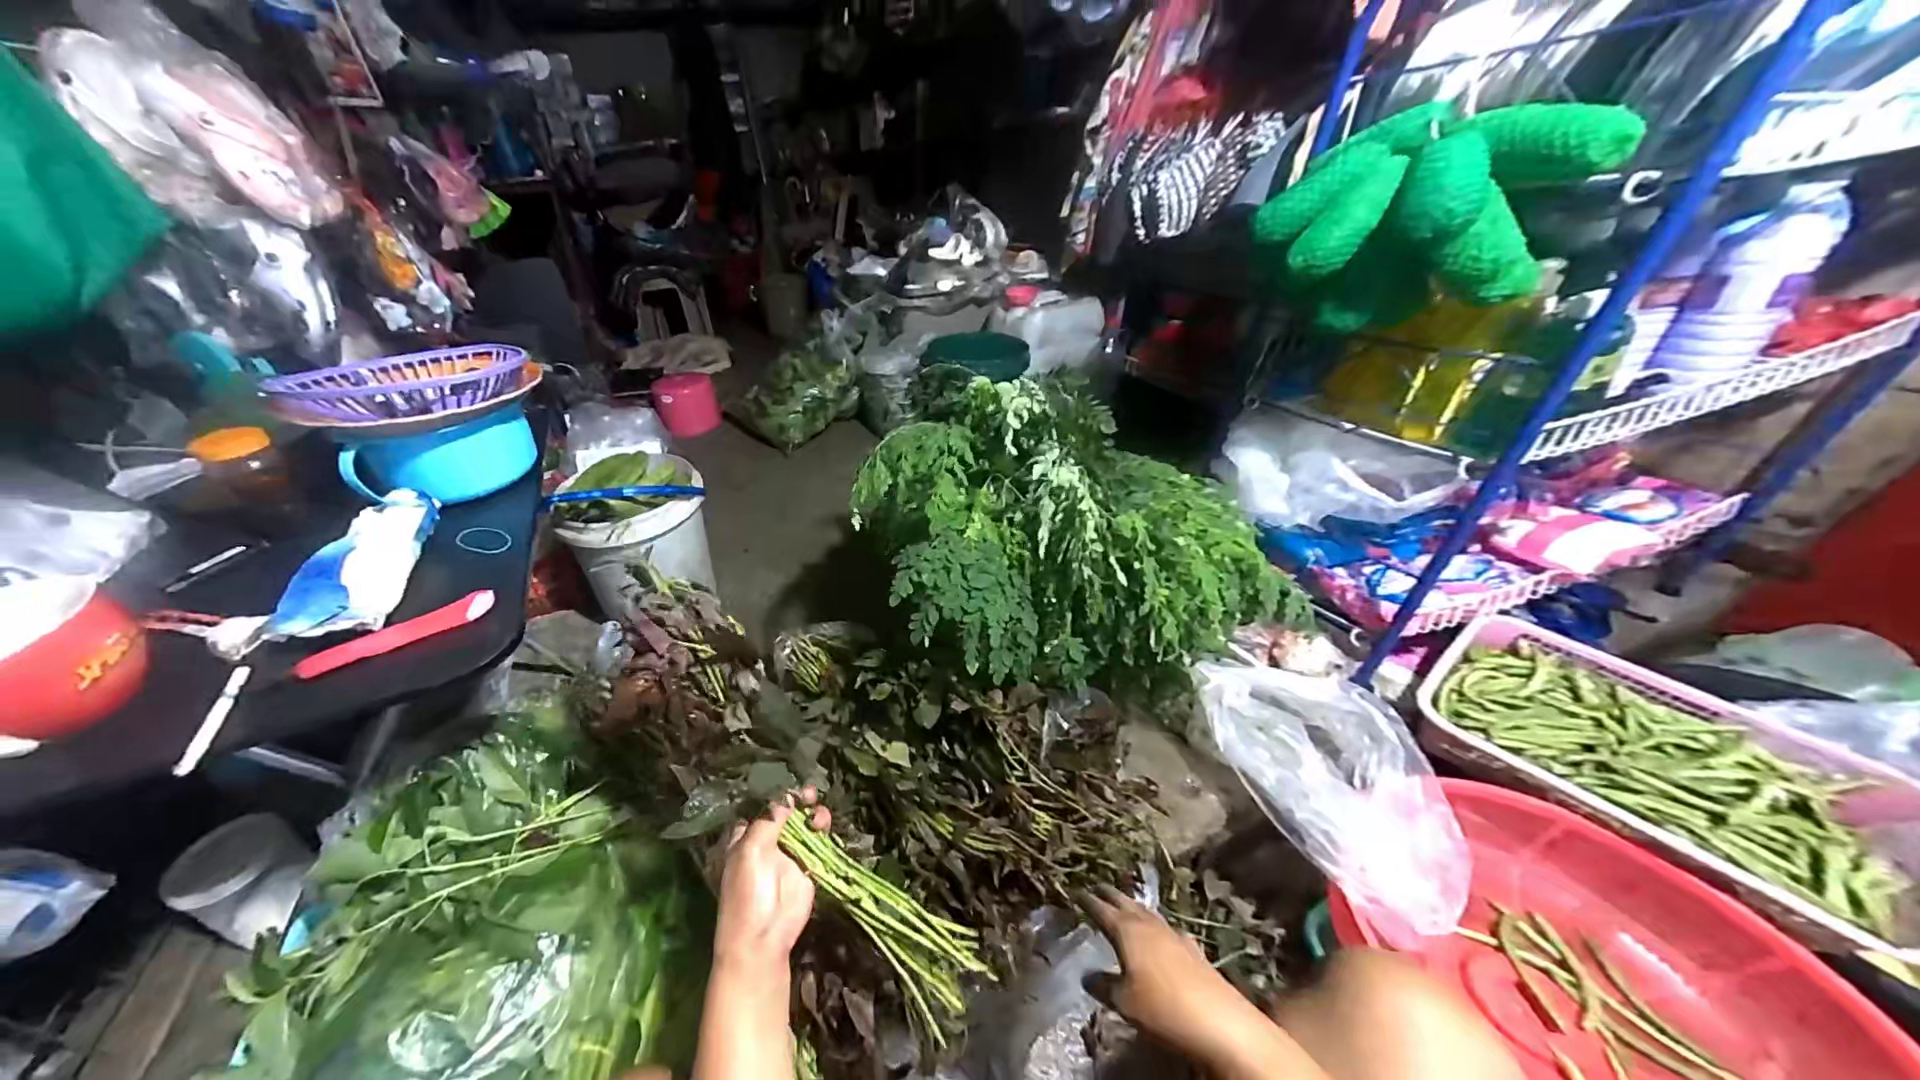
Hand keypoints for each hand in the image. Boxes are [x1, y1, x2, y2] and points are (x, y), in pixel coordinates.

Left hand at [712, 789, 830, 973]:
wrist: (764, 935)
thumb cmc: (748, 892)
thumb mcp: (750, 850)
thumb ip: (768, 820)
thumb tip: (786, 798)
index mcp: (743, 838)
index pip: (759, 807)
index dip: (774, 794)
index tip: (789, 784)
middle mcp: (764, 842)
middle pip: (784, 812)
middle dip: (796, 799)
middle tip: (809, 792)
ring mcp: (786, 853)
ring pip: (801, 823)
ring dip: (810, 811)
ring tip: (816, 806)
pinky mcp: (806, 864)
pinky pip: (816, 839)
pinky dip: (821, 827)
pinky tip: (822, 823)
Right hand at [1079, 885, 1264, 1064]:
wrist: (1221, 1023)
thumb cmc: (1163, 1008)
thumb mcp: (1124, 1002)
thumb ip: (1103, 985)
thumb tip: (1087, 975)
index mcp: (1127, 931)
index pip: (1101, 909)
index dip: (1087, 901)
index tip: (1076, 892)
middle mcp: (1150, 925)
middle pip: (1125, 902)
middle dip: (1109, 894)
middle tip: (1096, 887)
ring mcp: (1174, 935)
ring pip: (1147, 913)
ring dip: (1133, 907)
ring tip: (1124, 905)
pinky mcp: (1193, 950)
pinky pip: (1167, 929)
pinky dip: (1156, 926)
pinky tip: (1161, 934)